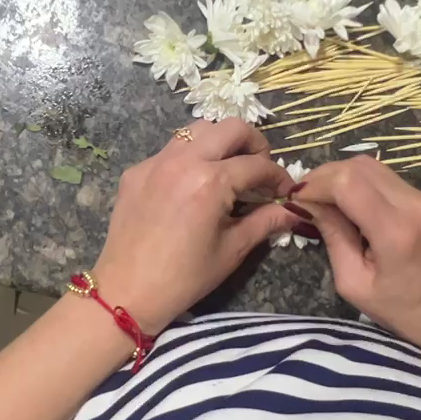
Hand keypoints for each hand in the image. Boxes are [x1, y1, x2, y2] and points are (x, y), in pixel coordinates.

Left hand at [91, 119, 308, 332]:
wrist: (127, 292)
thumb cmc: (184, 277)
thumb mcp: (232, 250)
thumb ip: (265, 222)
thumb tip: (292, 212)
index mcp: (211, 181)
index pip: (257, 165)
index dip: (278, 176)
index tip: (285, 190)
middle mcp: (183, 160)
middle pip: (230, 127)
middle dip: (254, 144)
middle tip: (259, 170)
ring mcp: (155, 162)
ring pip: (197, 130)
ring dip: (220, 142)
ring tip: (227, 170)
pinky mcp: (136, 171)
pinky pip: (170, 150)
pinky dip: (189, 157)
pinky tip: (191, 186)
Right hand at [294, 156, 420, 355]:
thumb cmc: (409, 313)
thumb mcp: (356, 285)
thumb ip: (333, 238)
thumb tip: (308, 205)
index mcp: (396, 232)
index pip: (347, 183)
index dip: (316, 184)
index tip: (296, 200)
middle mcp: (413, 205)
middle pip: (358, 166)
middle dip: (324, 177)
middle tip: (305, 198)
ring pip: (371, 167)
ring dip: (341, 177)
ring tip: (322, 200)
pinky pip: (384, 178)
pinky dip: (358, 183)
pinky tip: (346, 204)